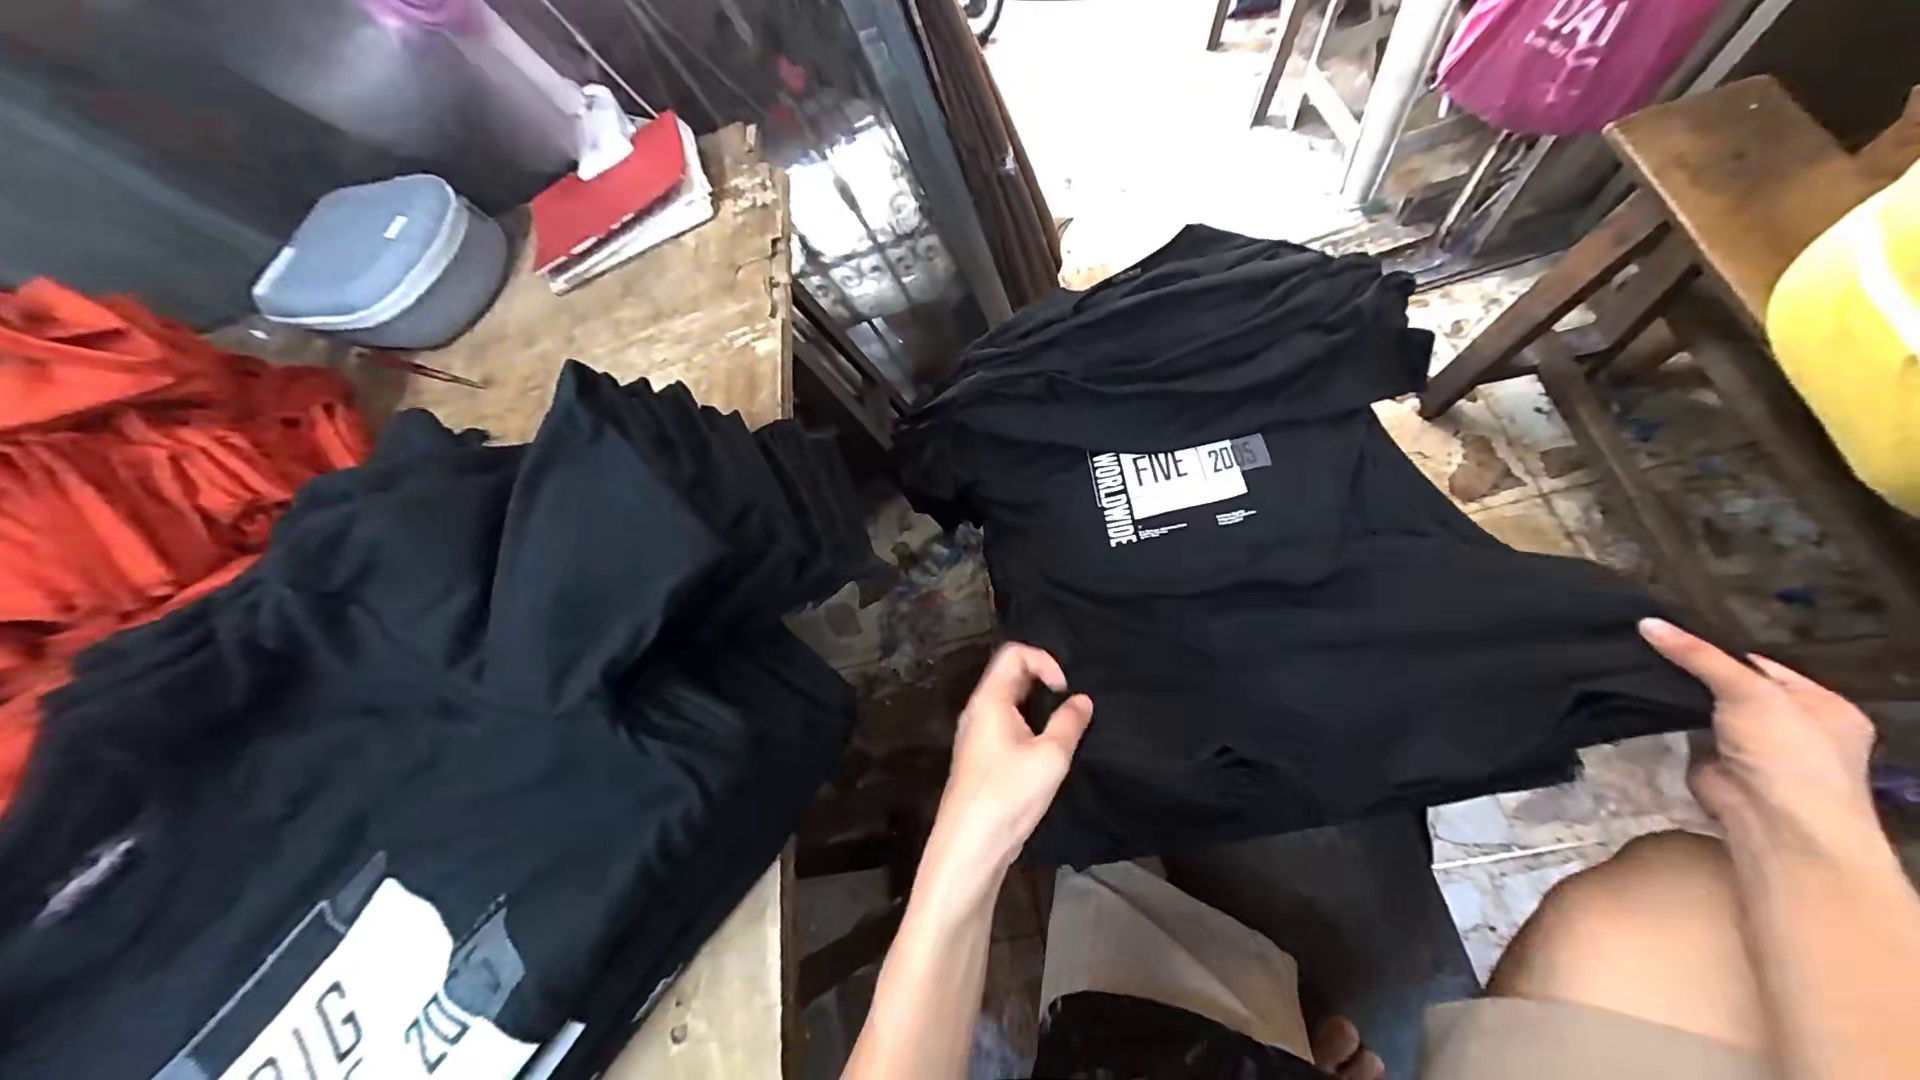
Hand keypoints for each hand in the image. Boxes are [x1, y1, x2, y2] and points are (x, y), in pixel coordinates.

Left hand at [916, 645, 1092, 909]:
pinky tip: (1046, 745)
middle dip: (1043, 679)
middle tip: (1069, 702)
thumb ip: (1069, 722)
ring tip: (1063, 722)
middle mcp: (978, 709)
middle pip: (1010, 673)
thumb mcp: (1050, 757)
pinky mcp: (980, 755)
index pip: (1014, 653)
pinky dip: (1028, 721)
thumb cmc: (1008, 794)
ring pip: (1008, 700)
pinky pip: (1005, 722)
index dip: (1044, 660)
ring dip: (1037, 703)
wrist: (969, 844)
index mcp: (989, 699)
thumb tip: (1082, 700)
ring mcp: (976, 733)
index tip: (1065, 689)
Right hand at [1638, 618, 1880, 853]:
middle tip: (1639, 647)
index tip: (1666, 636)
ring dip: (1674, 692)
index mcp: (1822, 705)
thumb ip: (1699, 656)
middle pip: (1729, 684)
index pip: (1760, 664)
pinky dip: (1664, 714)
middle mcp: (1791, 723)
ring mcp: (1751, 743)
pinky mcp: (1714, 756)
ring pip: (1704, 705)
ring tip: (1627, 665)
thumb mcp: (1750, 693)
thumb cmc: (1787, 752)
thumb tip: (1646, 622)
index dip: (1715, 650)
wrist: (1773, 818)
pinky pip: (1685, 725)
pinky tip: (1635, 696)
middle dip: (1689, 670)